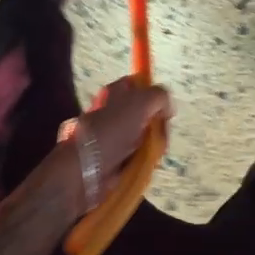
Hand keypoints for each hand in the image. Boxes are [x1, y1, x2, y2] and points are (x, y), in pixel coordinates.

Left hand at [63, 79, 171, 215]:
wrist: (86, 169)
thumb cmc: (112, 131)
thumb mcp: (141, 102)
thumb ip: (160, 96)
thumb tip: (167, 109)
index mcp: (115, 93)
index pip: (140, 85)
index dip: (154, 95)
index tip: (162, 110)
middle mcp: (113, 112)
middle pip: (147, 114)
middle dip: (157, 126)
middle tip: (158, 137)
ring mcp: (114, 136)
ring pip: (146, 137)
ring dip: (152, 147)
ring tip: (150, 155)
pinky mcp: (115, 159)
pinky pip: (139, 156)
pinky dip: (144, 161)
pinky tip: (143, 165)